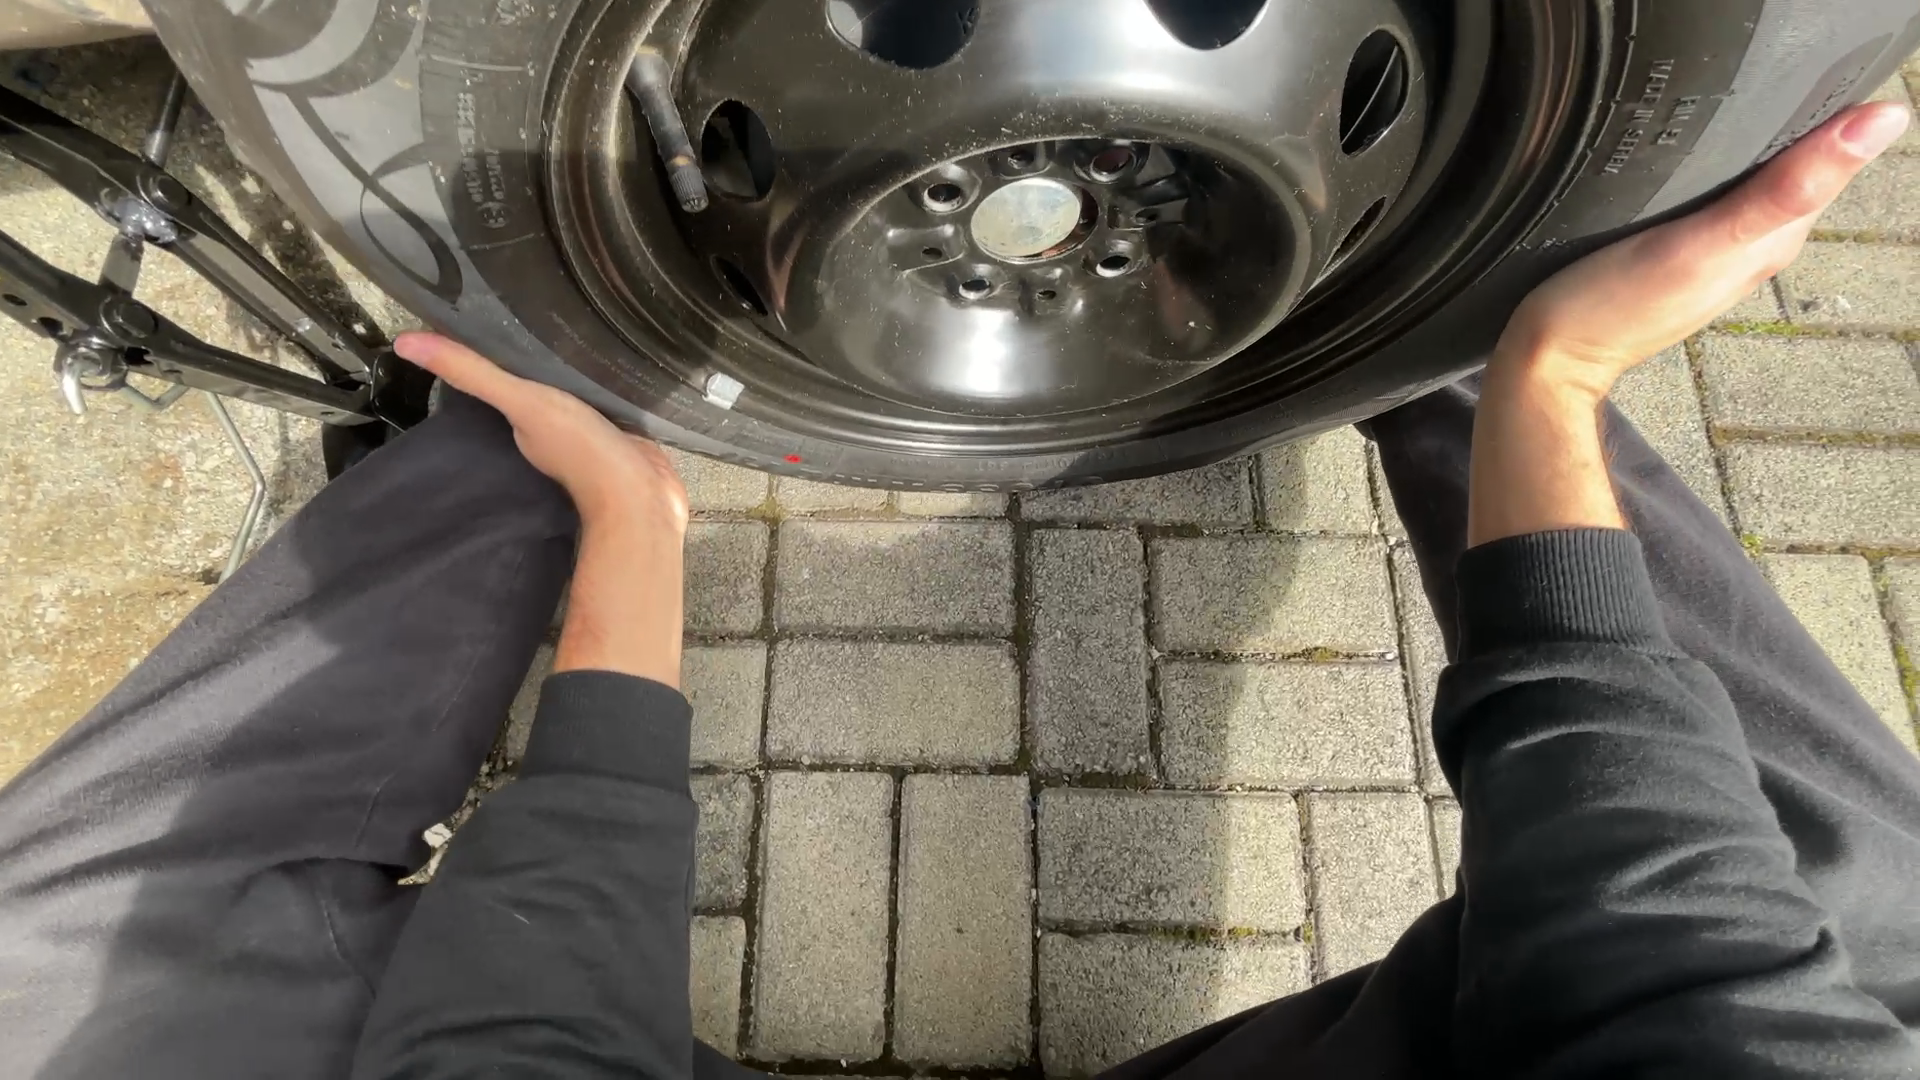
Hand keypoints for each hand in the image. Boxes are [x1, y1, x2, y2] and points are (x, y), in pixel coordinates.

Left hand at [393, 332, 688, 530]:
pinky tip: (616, 363)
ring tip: (579, 327)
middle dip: (538, 359)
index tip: (488, 315)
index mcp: (525, 423)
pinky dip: (610, 385)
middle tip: (538, 311)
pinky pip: (611, 402)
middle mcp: (554, 428)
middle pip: (541, 386)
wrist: (643, 492)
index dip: (494, 353)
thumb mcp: (525, 404)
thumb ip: (476, 374)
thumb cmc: (583, 450)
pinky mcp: (624, 432)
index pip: (502, 382)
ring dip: (576, 372)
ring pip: (578, 394)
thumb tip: (405, 343)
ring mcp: (592, 433)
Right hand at [1494, 101, 1909, 399]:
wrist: (1544, 364)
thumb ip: (1780, 191)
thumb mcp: (1692, 246)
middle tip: (1726, 107)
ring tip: (1693, 145)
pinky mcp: (1661, 270)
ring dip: (1727, 166)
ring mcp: (1703, 264)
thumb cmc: (1606, 311)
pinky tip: (1665, 193)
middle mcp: (1747, 251)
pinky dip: (1691, 196)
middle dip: (1769, 139)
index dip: (1813, 117)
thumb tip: (1883, 120)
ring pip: (1736, 195)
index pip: (1824, 157)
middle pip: (1781, 174)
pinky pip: (1696, 218)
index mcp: (1771, 240)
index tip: (1778, 87)